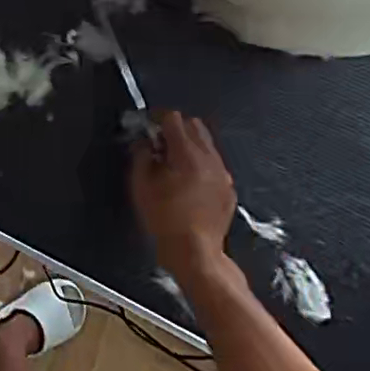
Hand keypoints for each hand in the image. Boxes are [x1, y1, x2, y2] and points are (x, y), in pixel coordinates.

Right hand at [128, 110, 234, 276]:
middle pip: (194, 124)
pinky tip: (185, 180)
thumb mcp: (140, 184)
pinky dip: (199, 162)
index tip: (146, 127)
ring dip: (187, 144)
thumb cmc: (164, 219)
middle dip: (174, 128)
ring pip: (206, 143)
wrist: (194, 252)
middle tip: (157, 143)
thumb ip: (141, 154)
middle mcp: (210, 160)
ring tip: (171, 162)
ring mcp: (223, 174)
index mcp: (187, 155)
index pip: (173, 118)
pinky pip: (214, 163)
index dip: (156, 118)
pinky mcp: (228, 188)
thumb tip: (145, 141)